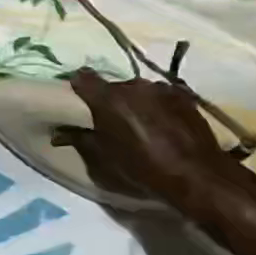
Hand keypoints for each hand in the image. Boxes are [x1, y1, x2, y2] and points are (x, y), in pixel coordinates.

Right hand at [56, 69, 232, 199]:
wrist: (195, 175)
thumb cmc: (143, 171)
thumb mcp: (104, 162)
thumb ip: (80, 141)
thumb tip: (60, 132)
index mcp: (108, 100)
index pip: (84, 79)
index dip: (78, 87)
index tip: (77, 99)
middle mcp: (133, 86)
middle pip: (113, 86)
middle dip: (110, 101)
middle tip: (111, 122)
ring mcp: (160, 87)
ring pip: (138, 90)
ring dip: (135, 103)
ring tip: (140, 126)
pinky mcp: (182, 94)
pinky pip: (160, 95)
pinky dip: (156, 106)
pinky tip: (163, 125)